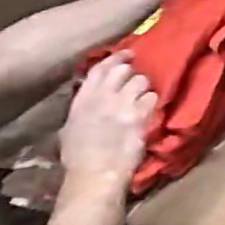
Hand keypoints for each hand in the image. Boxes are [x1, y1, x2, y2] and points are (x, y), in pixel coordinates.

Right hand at [58, 52, 157, 193]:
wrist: (96, 172)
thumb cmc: (79, 156)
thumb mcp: (72, 127)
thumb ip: (85, 108)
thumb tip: (95, 98)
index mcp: (82, 100)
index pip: (100, 69)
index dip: (115, 58)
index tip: (127, 53)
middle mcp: (102, 97)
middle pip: (123, 71)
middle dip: (132, 73)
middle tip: (136, 80)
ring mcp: (122, 105)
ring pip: (142, 82)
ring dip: (144, 89)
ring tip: (143, 100)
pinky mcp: (139, 116)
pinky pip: (153, 98)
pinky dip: (153, 103)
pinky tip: (150, 112)